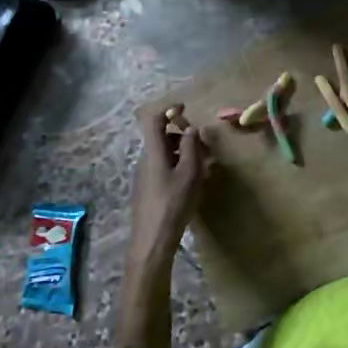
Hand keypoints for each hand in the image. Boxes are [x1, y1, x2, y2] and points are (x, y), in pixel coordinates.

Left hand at [129, 106, 206, 275]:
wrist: (152, 239)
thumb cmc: (173, 204)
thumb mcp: (190, 174)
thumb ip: (192, 148)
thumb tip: (191, 128)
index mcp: (153, 152)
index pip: (153, 120)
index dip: (167, 109)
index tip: (184, 107)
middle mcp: (144, 159)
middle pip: (160, 137)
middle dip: (182, 136)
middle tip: (204, 146)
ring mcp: (143, 175)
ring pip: (162, 153)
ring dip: (181, 152)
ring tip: (202, 165)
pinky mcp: (146, 189)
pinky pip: (161, 167)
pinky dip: (176, 165)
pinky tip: (190, 182)